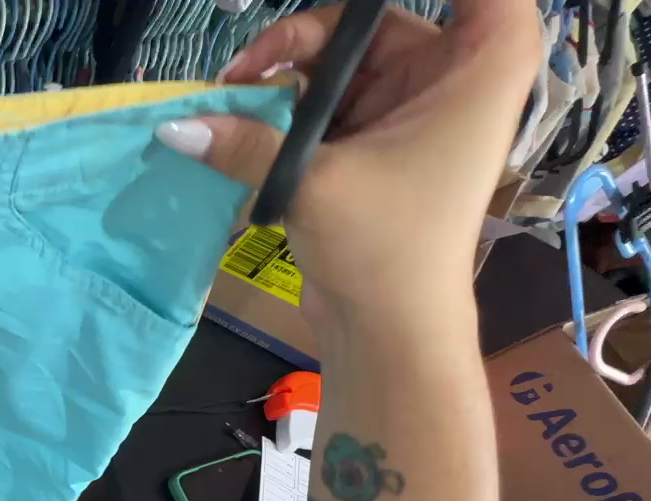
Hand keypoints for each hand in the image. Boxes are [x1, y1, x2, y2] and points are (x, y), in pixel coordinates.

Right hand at [154, 0, 539, 329]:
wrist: (385, 319)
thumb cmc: (382, 241)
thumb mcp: (312, 183)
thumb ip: (244, 147)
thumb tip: (173, 126)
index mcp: (477, 61)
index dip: (380, 1)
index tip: (339, 15)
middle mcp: (446, 74)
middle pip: (370, 27)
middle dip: (300, 43)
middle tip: (238, 73)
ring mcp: (402, 111)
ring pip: (335, 70)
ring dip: (280, 84)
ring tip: (226, 106)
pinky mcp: (365, 146)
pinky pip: (318, 111)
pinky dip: (280, 117)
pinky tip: (239, 129)